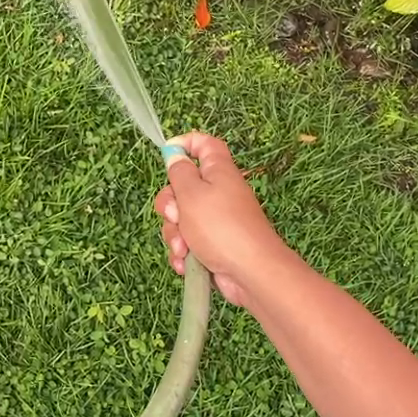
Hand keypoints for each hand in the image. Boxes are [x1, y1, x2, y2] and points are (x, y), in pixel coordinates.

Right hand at [154, 131, 291, 307]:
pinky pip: (187, 241)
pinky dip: (183, 252)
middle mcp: (217, 193)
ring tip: (183, 249)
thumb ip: (179, 172)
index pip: (204, 145)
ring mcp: (215, 220)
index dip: (185, 143)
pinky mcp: (212, 244)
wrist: (250, 273)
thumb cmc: (220, 227)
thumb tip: (175, 156)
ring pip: (180, 218)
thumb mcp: (191, 194)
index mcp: (217, 172)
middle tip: (175, 216)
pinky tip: (185, 263)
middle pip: (182, 187)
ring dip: (174, 233)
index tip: (167, 154)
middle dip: (170, 205)